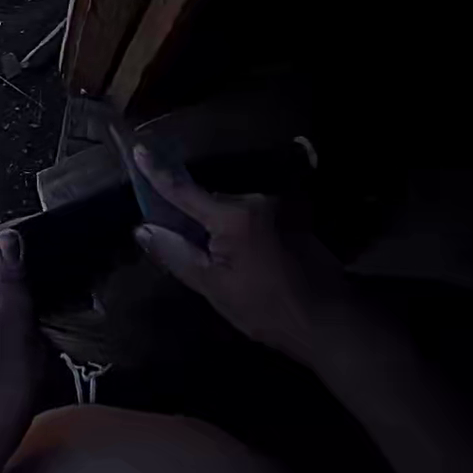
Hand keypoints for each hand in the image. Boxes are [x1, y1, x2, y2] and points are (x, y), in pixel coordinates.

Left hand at [0, 229, 41, 452]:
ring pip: (3, 273)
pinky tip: (43, 300)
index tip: (58, 237)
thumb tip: (12, 234)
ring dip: (28, 273)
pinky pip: (4, 292)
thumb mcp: (13, 323)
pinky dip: (24, 292)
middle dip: (28, 252)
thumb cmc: (2, 379)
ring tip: (60, 276)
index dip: (24, 234)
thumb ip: (11, 277)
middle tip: (65, 258)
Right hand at [131, 146, 345, 369]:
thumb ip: (176, 254)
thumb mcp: (213, 286)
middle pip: (208, 202)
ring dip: (219, 228)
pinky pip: (252, 218)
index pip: (182, 190)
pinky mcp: (293, 221)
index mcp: (231, 215)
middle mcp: (254, 201)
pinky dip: (239, 232)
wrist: (334, 324)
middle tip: (181, 243)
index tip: (139, 149)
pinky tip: (246, 261)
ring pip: (231, 211)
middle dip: (192, 217)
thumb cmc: (267, 307)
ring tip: (221, 262)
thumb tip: (143, 229)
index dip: (156, 172)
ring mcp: (277, 209)